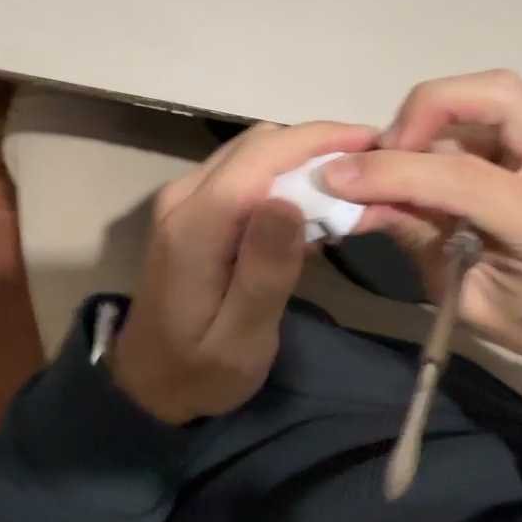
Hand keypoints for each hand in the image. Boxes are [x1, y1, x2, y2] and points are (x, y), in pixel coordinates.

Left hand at [110, 121, 377, 422]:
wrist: (148, 381)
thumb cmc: (200, 370)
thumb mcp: (242, 338)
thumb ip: (265, 270)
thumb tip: (290, 201)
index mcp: (194, 225)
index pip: (259, 158)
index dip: (316, 140)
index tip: (374, 142)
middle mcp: (184, 196)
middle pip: (258, 145)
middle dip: (316, 146)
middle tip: (371, 170)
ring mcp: (185, 197)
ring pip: (253, 151)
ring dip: (302, 158)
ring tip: (351, 185)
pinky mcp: (194, 205)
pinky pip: (245, 171)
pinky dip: (284, 175)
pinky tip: (315, 205)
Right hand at [318, 70, 521, 369]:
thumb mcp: (459, 296)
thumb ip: (411, 234)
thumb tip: (346, 195)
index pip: (467, 178)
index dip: (396, 171)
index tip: (338, 176)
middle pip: (498, 95)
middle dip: (427, 107)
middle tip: (387, 148)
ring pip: (493, 90)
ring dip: (434, 111)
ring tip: (401, 154)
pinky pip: (490, 106)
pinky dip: (446, 119)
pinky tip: (426, 155)